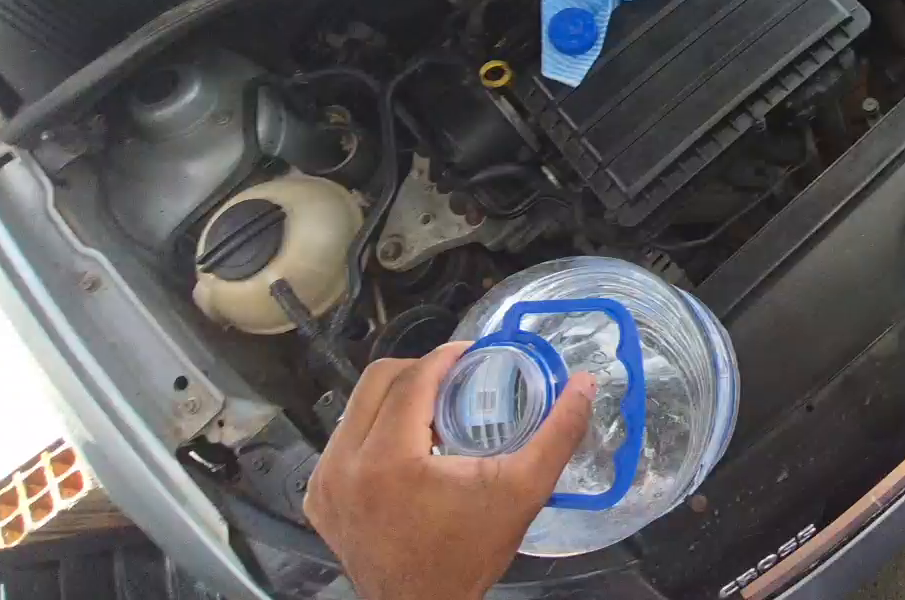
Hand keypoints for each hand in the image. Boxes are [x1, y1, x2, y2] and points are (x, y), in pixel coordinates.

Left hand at [304, 341, 596, 599]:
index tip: (476, 354)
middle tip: (459, 378)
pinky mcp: (318, 499)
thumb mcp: (524, 490)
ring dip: (398, 393)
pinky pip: (345, 435)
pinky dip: (376, 422)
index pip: (412, 380)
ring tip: (438, 405)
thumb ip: (558, 432)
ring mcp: (324, 484)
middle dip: (421, 368)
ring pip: (358, 404)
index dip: (446, 356)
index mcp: (388, 460)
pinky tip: (409, 438)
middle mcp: (344, 466)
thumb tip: (586, 382)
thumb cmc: (470, 551)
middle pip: (378, 381)